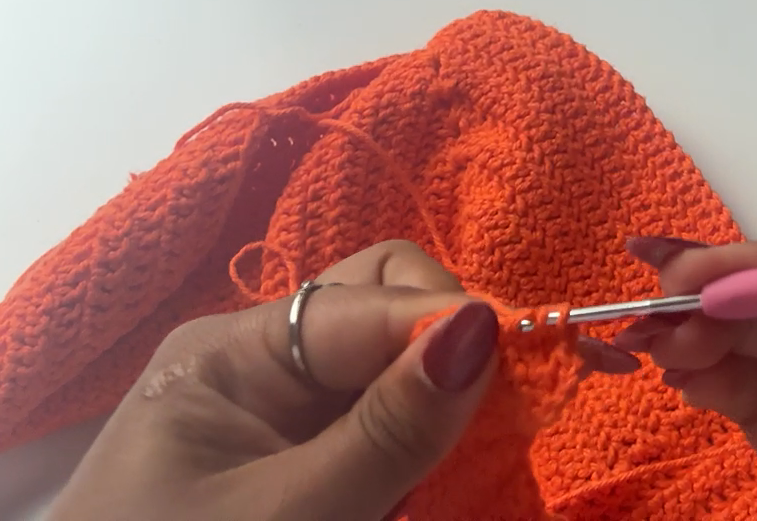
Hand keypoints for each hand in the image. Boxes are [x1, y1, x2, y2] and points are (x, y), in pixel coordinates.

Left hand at [49, 240, 633, 520]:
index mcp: (232, 351)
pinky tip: (430, 467)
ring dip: (446, 392)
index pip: (383, 289)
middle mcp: (260, 355)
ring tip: (460, 449)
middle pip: (396, 304)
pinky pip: (389, 404)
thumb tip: (490, 323)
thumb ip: (391, 427)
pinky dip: (426, 427)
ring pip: (402, 356)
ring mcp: (281, 402)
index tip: (525, 373)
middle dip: (453, 348)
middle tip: (484, 416)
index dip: (459, 321)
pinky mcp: (302, 447)